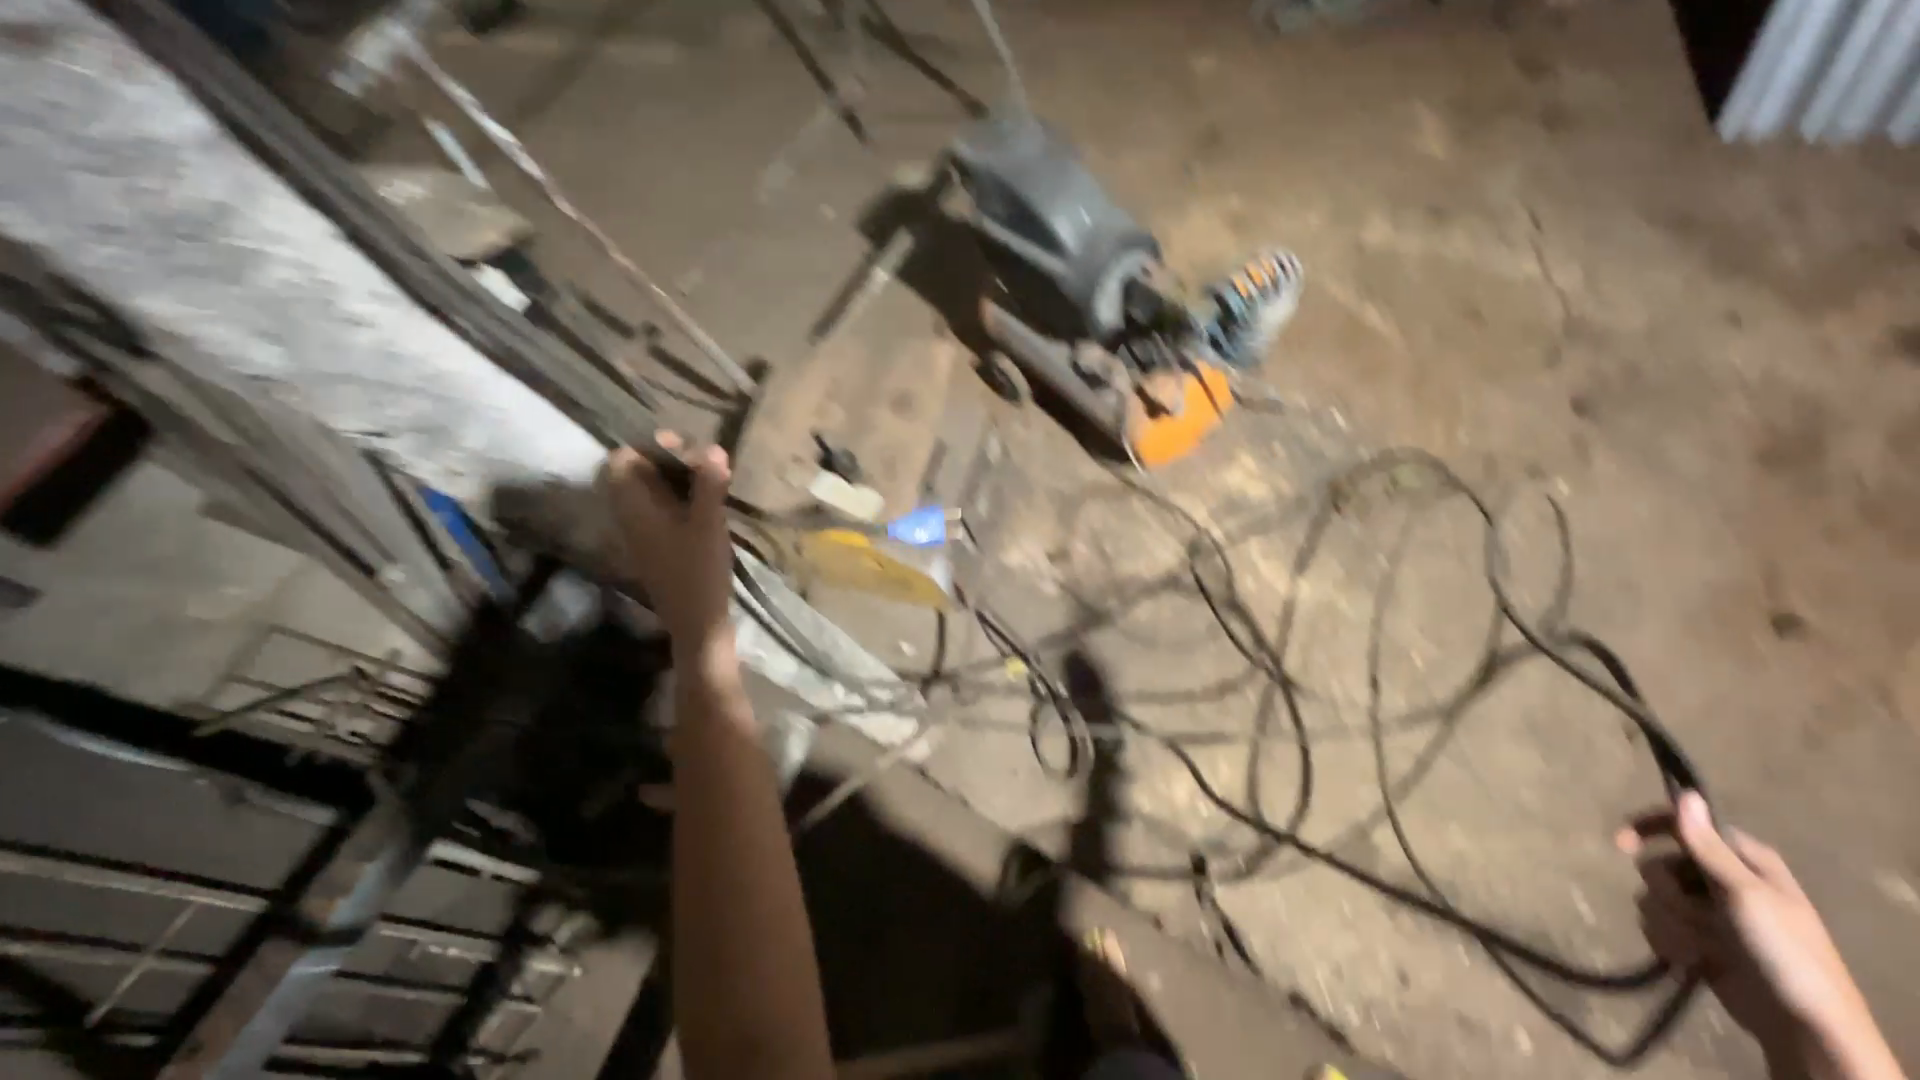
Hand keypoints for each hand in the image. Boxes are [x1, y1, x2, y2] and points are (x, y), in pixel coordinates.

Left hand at [606, 434, 733, 658]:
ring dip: (675, 481)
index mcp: (634, 508)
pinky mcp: (656, 547)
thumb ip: (708, 483)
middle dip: (666, 461)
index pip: (621, 461)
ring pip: (649, 493)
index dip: (648, 447)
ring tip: (708, 480)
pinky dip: (678, 500)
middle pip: (635, 474)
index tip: (684, 448)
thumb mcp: (708, 523)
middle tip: (701, 462)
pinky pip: (659, 511)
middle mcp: (630, 518)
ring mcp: (642, 534)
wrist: (697, 623)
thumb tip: (711, 447)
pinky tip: (705, 505)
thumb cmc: (699, 570)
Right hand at [1618, 793, 1893, 1076]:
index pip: (1687, 826)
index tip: (1621, 844)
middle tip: (1696, 915)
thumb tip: (1686, 793)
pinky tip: (1692, 960)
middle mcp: (1724, 881)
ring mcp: (1709, 913)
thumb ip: (1707, 846)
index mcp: (1744, 861)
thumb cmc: (1783, 952)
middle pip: (1661, 865)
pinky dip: (1669, 942)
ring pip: (1654, 898)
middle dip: (1668, 893)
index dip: (1652, 829)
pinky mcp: (1696, 940)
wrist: (1799, 1022)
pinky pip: (1657, 926)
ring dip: (1670, 923)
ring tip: (1702, 947)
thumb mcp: (1744, 895)